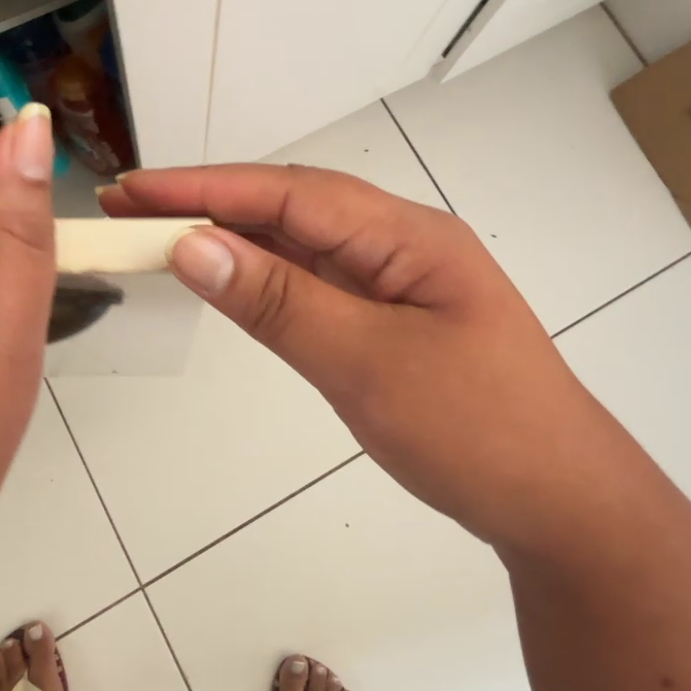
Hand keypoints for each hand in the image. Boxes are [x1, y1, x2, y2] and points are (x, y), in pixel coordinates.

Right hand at [98, 165, 591, 553]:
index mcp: (407, 235)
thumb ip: (279, 301)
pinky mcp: (392, 319)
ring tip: (161, 236)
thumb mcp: (370, 365)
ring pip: (303, 243)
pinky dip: (266, 276)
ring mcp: (398, 281)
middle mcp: (401, 243)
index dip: (205, 187)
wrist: (561, 503)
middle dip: (211, 204)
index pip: (290, 193)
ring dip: (236, 238)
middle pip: (294, 207)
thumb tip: (193, 244)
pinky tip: (230, 277)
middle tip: (129, 209)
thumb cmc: (478, 429)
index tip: (132, 189)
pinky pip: (317, 283)